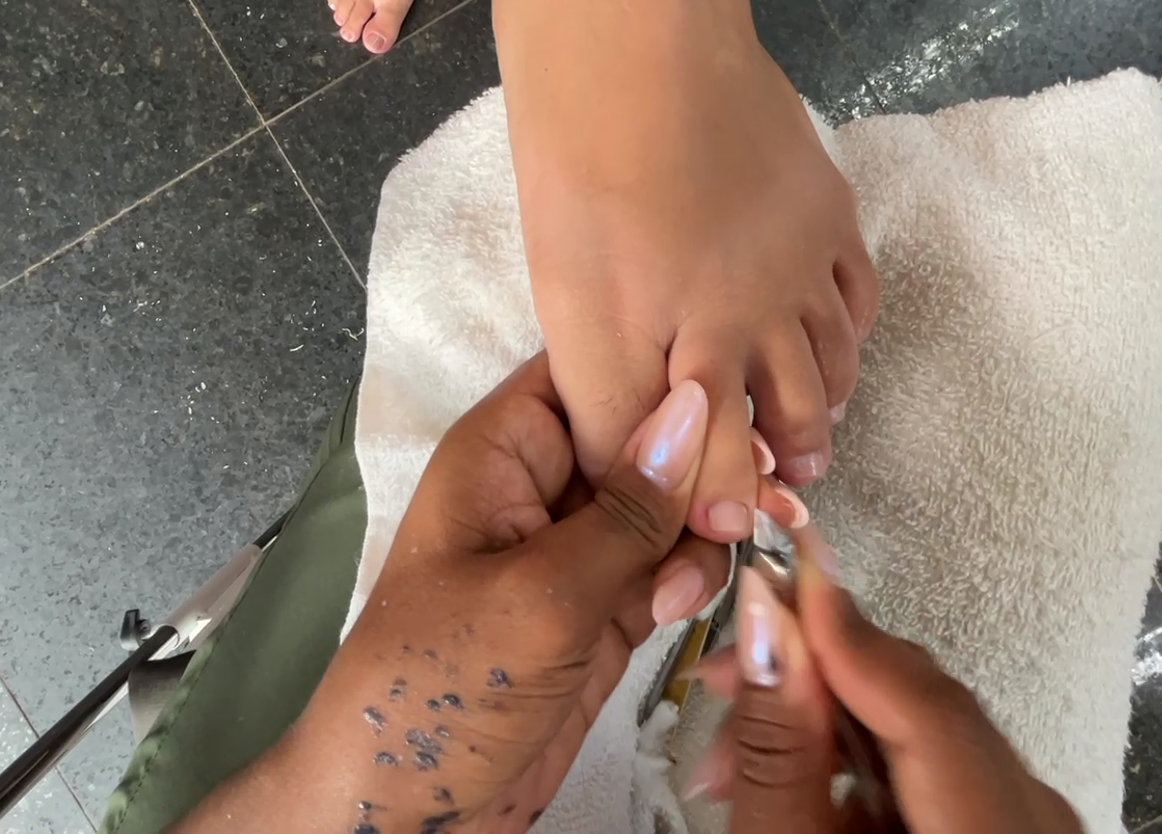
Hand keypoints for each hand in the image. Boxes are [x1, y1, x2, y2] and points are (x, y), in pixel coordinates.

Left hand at [232, 355, 734, 833]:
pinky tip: (681, 605)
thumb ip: (628, 507)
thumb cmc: (444, 679)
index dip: (658, 378)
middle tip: (749, 505)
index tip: (732, 408)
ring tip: (687, 581)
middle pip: (638, 438)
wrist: (412, 811)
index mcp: (505, 447)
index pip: (589, 372)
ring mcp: (574, 543)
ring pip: (662, 503)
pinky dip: (684, 575)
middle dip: (694, 469)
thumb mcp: (542, 590)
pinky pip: (663, 560)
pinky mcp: (602, 599)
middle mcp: (542, 482)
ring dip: (692, 532)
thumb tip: (697, 405)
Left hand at [496, 0, 877, 544]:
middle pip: (797, 410)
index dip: (727, 501)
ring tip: (810, 429)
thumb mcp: (575, 306)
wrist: (629, 32)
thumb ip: (619, 402)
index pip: (726, 454)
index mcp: (706, 343)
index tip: (732, 536)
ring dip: (823, 401)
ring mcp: (810, 247)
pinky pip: (858, 289)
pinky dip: (850, 332)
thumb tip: (659, 481)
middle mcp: (776, 308)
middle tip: (782, 486)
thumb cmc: (580, 175)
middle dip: (786, 458)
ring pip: (835, 356)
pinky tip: (835, 337)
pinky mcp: (824, 195)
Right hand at [687, 528, 1083, 833]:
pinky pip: (937, 779)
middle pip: (932, 719)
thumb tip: (767, 612)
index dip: (851, 635)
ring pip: (930, 743)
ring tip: (734, 759)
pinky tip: (796, 788)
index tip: (774, 577)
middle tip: (718, 678)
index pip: (936, 717)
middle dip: (817, 679)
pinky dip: (859, 768)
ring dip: (828, 724)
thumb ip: (778, 743)